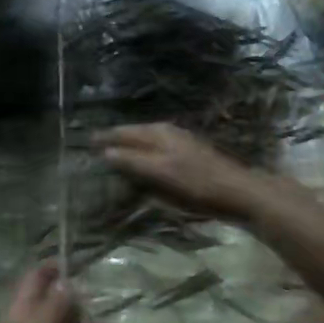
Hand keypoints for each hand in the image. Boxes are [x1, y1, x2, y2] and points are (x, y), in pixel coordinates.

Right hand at [96, 123, 259, 219]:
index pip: (123, 131)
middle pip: (134, 132)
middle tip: (96, 146)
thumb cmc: (196, 182)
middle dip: (115, 138)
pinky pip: (156, 149)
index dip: (105, 137)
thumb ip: (133, 161)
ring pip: (146, 139)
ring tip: (114, 154)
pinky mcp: (187, 154)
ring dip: (129, 145)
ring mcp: (179, 141)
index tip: (86, 141)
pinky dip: (143, 153)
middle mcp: (166, 131)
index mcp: (157, 132)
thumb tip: (105, 152)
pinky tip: (142, 163)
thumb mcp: (160, 172)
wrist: (237, 191)